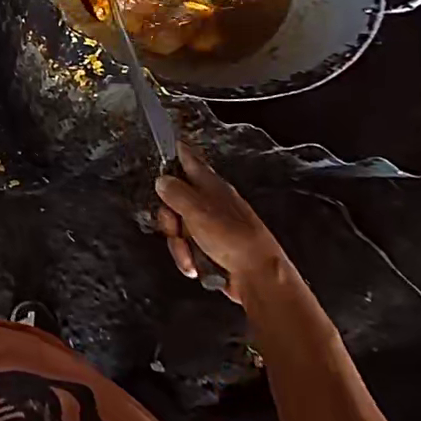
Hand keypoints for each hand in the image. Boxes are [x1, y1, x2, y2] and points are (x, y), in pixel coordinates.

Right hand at [154, 143, 286, 302]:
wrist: (258, 276)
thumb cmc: (231, 237)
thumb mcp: (196, 210)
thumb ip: (175, 192)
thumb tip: (162, 180)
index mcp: (210, 185)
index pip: (190, 161)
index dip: (178, 152)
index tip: (172, 144)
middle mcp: (211, 202)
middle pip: (175, 201)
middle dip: (170, 219)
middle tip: (175, 229)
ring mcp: (213, 227)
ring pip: (180, 229)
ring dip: (179, 246)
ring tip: (190, 257)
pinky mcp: (213, 249)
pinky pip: (189, 249)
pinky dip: (189, 259)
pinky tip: (198, 267)